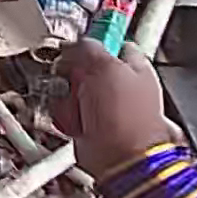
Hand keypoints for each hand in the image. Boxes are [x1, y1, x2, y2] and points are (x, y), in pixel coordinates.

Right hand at [49, 40, 178, 180]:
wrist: (118, 158)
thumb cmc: (125, 117)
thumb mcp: (106, 68)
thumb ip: (91, 48)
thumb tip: (79, 42)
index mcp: (134, 68)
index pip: (112, 42)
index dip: (94, 40)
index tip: (80, 40)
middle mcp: (119, 85)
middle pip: (82, 64)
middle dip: (71, 71)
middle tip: (75, 78)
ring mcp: (101, 104)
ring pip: (68, 86)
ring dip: (66, 95)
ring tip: (77, 104)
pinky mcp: (86, 121)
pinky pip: (62, 107)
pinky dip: (63, 112)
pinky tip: (74, 118)